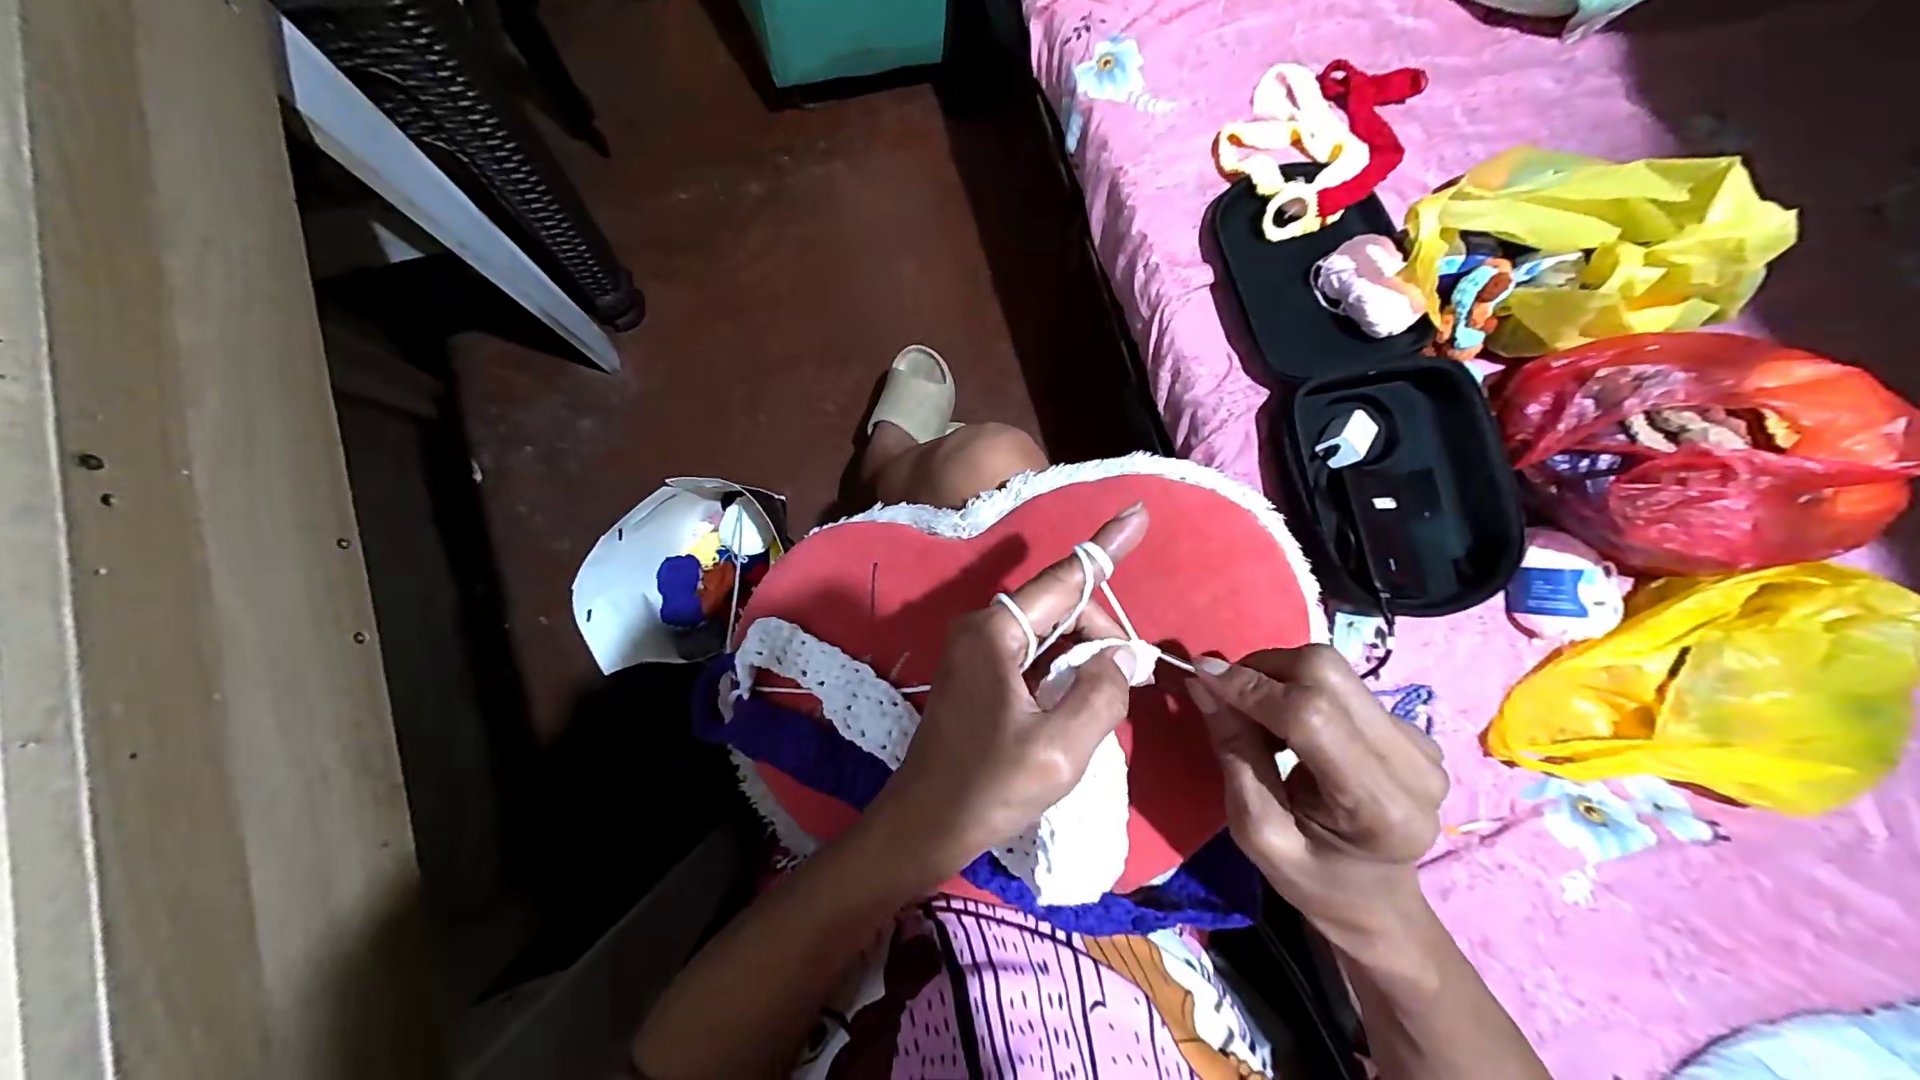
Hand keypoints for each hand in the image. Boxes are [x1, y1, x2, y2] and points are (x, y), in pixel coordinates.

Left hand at [865, 505, 1150, 890]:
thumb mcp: (1060, 748)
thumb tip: (1122, 656)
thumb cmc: (989, 787)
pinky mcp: (978, 673)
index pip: (1064, 580)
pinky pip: (1032, 653)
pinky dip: (1063, 667)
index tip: (1136, 513)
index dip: (1104, 548)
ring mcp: (976, 649)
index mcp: (996, 633)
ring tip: (1111, 691)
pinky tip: (1083, 694)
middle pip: (1060, 607)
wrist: (926, 824)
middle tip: (1131, 676)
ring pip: (1048, 632)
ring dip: (1084, 653)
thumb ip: (1101, 693)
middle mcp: (982, 628)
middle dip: (1102, 632)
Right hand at [1190, 646, 1447, 954]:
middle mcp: (1412, 764)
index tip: (1200, 674)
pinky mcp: (1411, 727)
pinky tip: (1290, 726)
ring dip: (1278, 678)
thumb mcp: (1255, 830)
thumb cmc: (1311, 876)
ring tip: (1259, 719)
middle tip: (1227, 697)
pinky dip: (1298, 689)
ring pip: (1332, 669)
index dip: (1250, 687)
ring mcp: (1419, 741)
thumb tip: (1203, 682)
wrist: (1374, 897)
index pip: (1310, 715)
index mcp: (1378, 806)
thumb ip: (1234, 751)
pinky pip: (1341, 682)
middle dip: (1262, 670)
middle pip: (1325, 672)